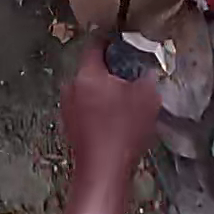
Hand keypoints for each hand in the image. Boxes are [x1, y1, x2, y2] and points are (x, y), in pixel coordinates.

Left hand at [61, 38, 160, 183]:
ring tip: (126, 101)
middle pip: (92, 68)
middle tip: (133, 76)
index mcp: (87, 73)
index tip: (127, 44)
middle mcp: (71, 86)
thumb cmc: (124, 129)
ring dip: (105, 91)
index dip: (113, 42)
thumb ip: (147, 76)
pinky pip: (86, 107)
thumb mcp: (147, 96)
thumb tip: (145, 70)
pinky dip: (99, 108)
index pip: (96, 45)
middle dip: (112, 70)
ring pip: (89, 88)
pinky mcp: (69, 126)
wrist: (104, 172)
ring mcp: (67, 107)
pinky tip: (115, 120)